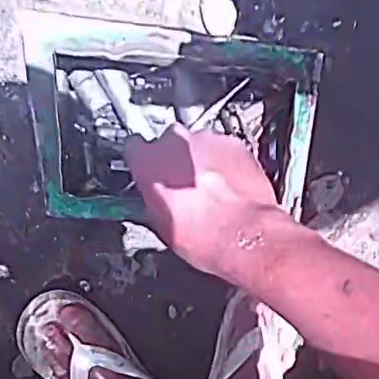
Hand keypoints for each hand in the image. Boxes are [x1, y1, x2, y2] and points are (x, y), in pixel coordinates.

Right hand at [125, 126, 288, 284]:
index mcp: (149, 163)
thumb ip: (153, 200)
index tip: (146, 171)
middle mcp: (175, 143)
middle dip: (173, 163)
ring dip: (199, 164)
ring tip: (208, 194)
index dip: (141, 162)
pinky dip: (224, 164)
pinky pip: (223, 149)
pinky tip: (227, 190)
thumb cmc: (206, 237)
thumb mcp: (162, 226)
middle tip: (182, 191)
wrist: (245, 236)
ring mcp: (206, 140)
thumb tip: (155, 200)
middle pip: (168, 143)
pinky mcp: (233, 144)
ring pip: (196, 146)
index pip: (134, 148)